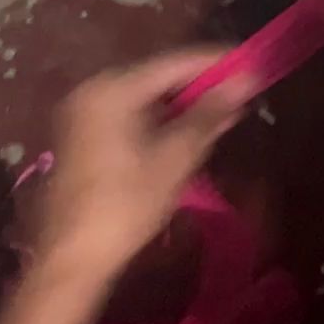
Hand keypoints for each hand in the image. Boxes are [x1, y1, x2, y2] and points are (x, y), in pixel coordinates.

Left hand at [32, 51, 248, 284]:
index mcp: (114, 89)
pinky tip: (189, 130)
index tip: (252, 65)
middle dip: (203, 85)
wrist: (71, 262)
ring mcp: (85, 112)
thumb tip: (248, 78)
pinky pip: (132, 112)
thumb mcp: (177, 155)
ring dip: (185, 103)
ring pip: (148, 95)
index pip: (177, 62)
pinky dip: (162, 117)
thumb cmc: (127, 203)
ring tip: (223, 112)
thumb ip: (212, 111)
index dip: (218, 63)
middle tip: (240, 93)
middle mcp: (95, 90)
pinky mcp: (84, 134)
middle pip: (161, 76)